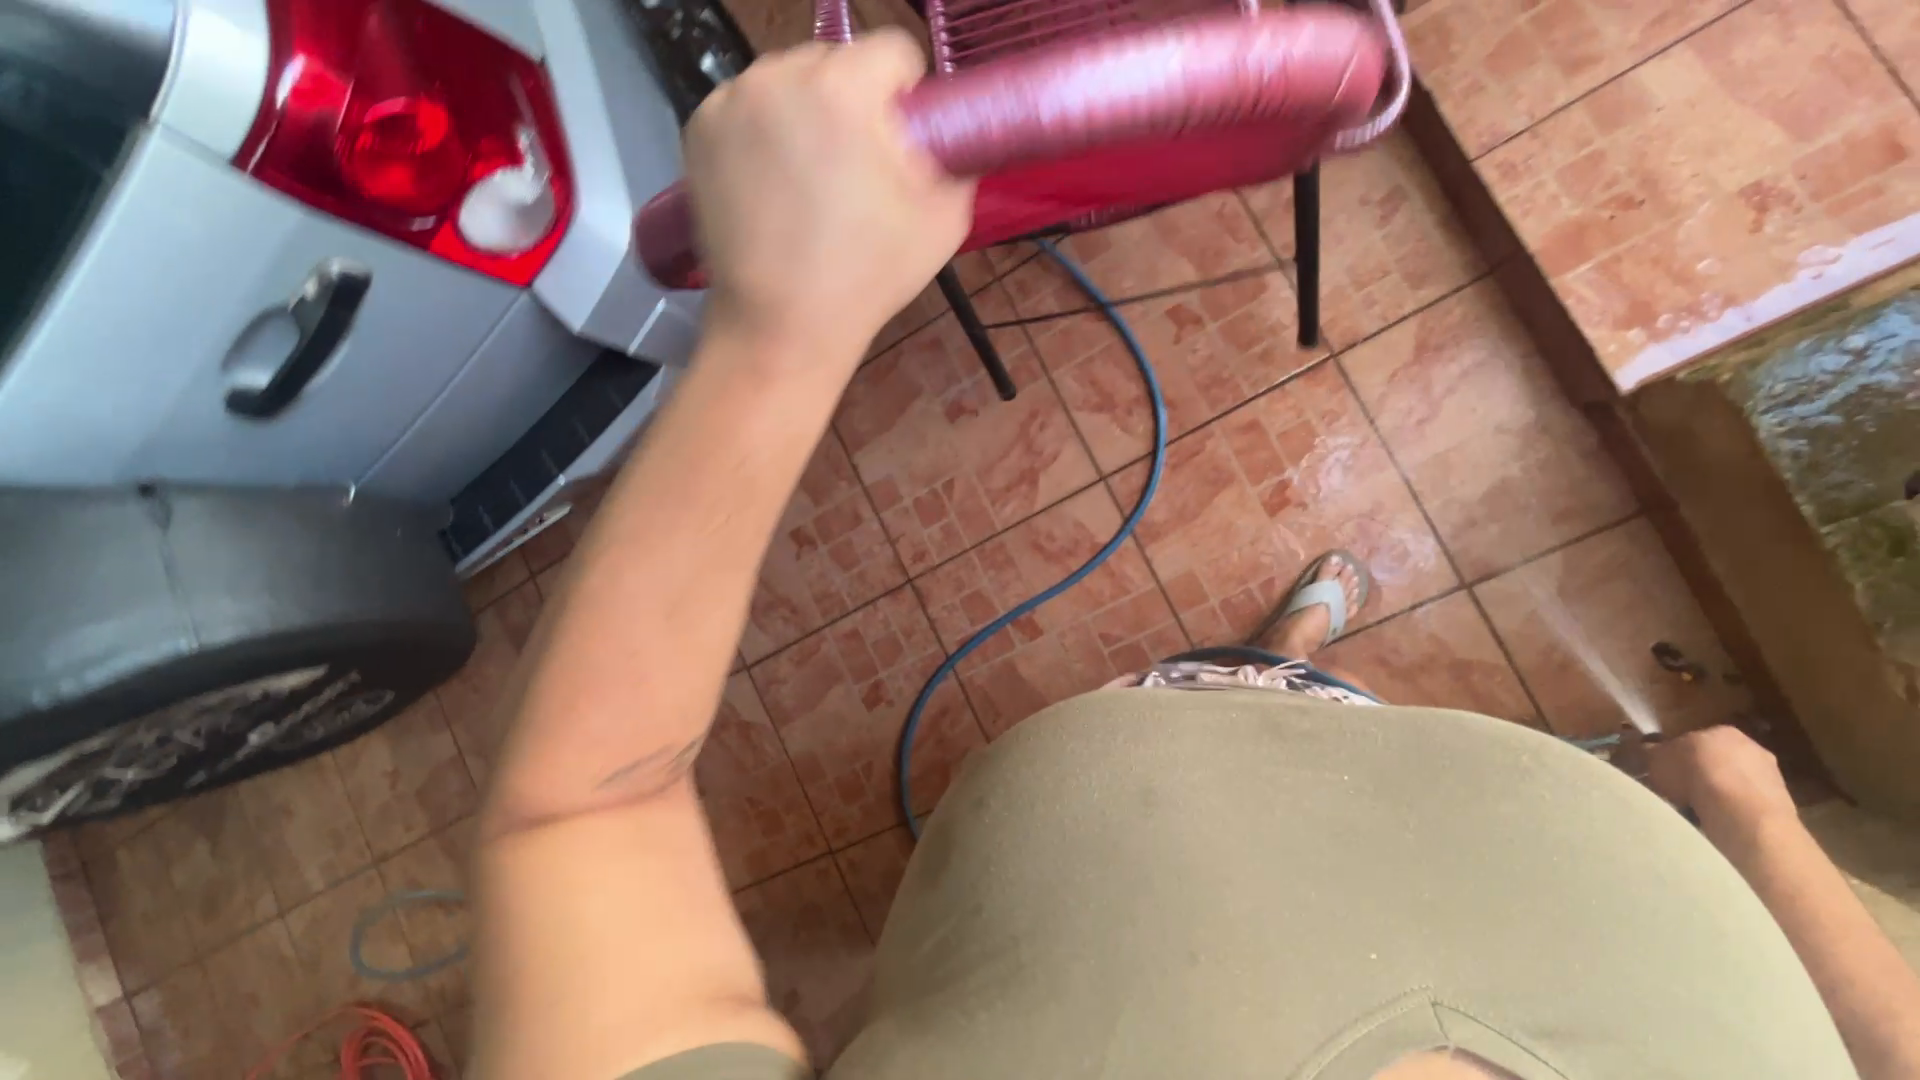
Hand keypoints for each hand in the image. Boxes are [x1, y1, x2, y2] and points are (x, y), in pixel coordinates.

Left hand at [684, 31, 975, 371]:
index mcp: (844, 90)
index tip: (902, 145)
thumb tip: (945, 130)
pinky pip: (749, 107)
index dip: (908, 97)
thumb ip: (957, 154)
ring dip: (807, 114)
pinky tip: (773, 185)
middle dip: (854, 103)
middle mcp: (779, 76)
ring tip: (810, 182)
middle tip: (855, 172)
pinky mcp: (698, 128)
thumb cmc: (868, 277)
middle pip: (837, 60)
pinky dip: (764, 133)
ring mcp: (731, 101)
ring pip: (789, 81)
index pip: (894, 50)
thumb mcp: (943, 220)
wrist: (781, 327)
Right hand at [1646, 726, 1797, 837]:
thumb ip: (1651, 751)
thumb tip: (1644, 747)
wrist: (1739, 808)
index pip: (1697, 738)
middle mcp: (1752, 746)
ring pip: (1737, 781)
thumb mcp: (1655, 758)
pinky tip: (1720, 818)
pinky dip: (1735, 808)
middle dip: (1704, 771)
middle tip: (1683, 788)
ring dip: (1721, 791)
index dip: (1680, 753)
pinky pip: (1749, 802)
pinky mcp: (1783, 801)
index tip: (1668, 768)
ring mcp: (1772, 774)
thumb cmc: (1692, 773)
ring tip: (1699, 807)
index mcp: (1722, 730)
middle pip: (1720, 758)